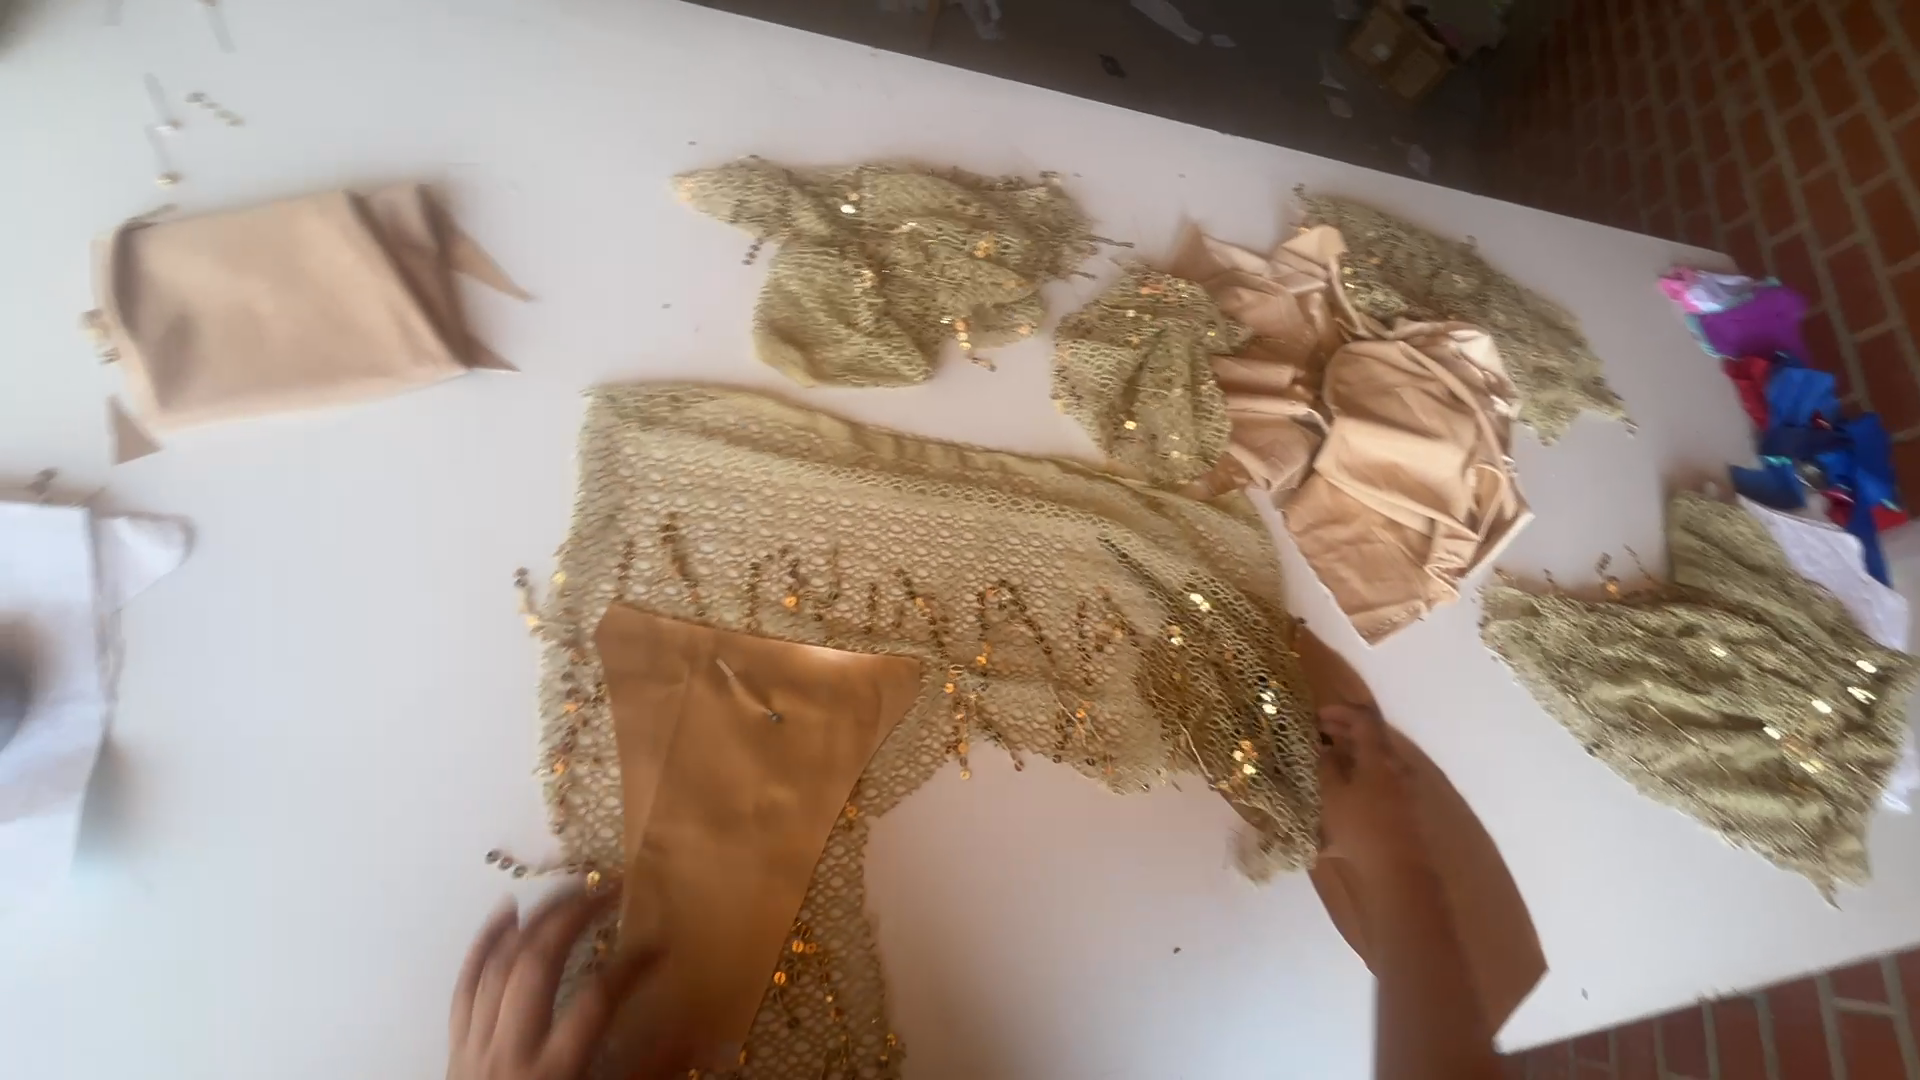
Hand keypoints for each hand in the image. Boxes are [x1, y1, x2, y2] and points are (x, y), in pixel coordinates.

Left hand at [448, 886, 650, 1079]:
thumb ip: (651, 1072)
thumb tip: (705, 1035)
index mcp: (553, 1073)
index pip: (596, 1002)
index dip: (631, 966)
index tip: (661, 946)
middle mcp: (509, 1052)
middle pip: (537, 966)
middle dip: (573, 917)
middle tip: (608, 887)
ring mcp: (476, 1049)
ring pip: (500, 968)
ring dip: (535, 919)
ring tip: (569, 887)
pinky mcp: (455, 1049)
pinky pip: (464, 988)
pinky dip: (484, 945)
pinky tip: (506, 911)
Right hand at [1316, 703, 1426, 875]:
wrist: (1397, 873)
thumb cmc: (1359, 827)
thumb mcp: (1330, 793)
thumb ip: (1323, 764)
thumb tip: (1318, 746)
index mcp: (1379, 757)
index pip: (1363, 718)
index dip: (1338, 711)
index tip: (1314, 716)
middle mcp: (1396, 767)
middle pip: (1371, 737)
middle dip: (1341, 731)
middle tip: (1315, 734)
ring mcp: (1402, 788)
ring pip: (1374, 758)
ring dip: (1348, 753)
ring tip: (1322, 760)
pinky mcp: (1402, 807)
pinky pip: (1378, 777)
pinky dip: (1357, 772)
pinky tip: (1337, 788)